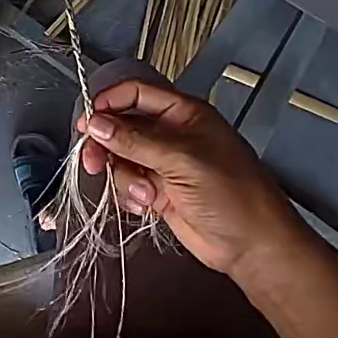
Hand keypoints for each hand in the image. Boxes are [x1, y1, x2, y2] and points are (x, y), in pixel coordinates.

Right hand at [76, 79, 309, 280]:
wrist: (251, 244)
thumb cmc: (230, 192)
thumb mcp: (182, 161)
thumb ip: (136, 141)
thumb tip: (96, 124)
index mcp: (183, 114)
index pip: (137, 94)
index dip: (110, 102)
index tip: (87, 121)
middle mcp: (171, 134)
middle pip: (122, 127)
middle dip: (107, 145)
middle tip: (93, 163)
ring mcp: (164, 164)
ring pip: (122, 158)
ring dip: (124, 177)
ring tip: (144, 194)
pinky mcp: (159, 191)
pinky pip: (129, 184)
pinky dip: (131, 195)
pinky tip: (147, 205)